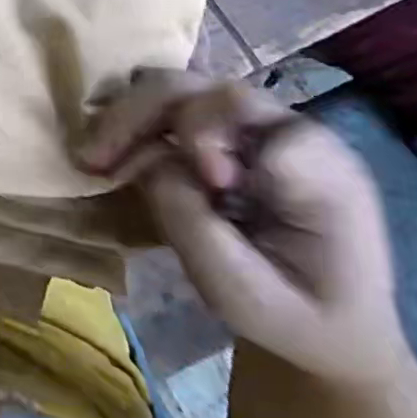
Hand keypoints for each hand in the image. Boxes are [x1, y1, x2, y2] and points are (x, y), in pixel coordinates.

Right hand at [79, 72, 414, 387]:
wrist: (324, 330)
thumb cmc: (295, 319)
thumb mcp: (248, 295)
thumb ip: (195, 226)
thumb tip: (151, 164)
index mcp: (319, 165)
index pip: (246, 111)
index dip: (209, 134)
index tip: (211, 186)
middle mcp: (281, 128)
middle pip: (199, 88)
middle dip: (140, 114)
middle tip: (93, 158)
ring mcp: (249, 126)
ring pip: (175, 88)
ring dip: (127, 116)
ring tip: (92, 158)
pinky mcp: (220, 132)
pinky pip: (168, 108)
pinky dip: (131, 125)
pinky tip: (108, 156)